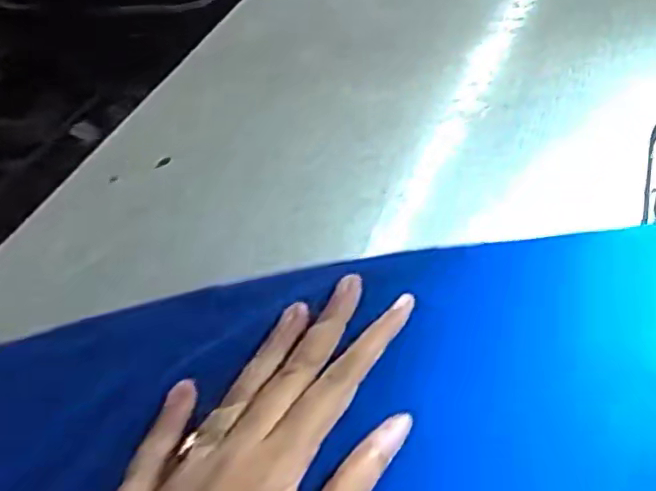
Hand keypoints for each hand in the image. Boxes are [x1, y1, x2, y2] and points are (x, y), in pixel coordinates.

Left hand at [118, 274, 415, 490]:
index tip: (402, 303)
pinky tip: (183, 389)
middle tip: (347, 285)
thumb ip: (352, 480)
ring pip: (233, 399)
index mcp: (277, 461)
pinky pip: (154, 452)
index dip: (373, 341)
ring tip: (292, 311)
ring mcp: (180, 474)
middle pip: (289, 379)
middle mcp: (233, 453)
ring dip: (266, 353)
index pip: (337, 385)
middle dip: (325, 328)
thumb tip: (400, 420)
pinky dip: (172, 417)